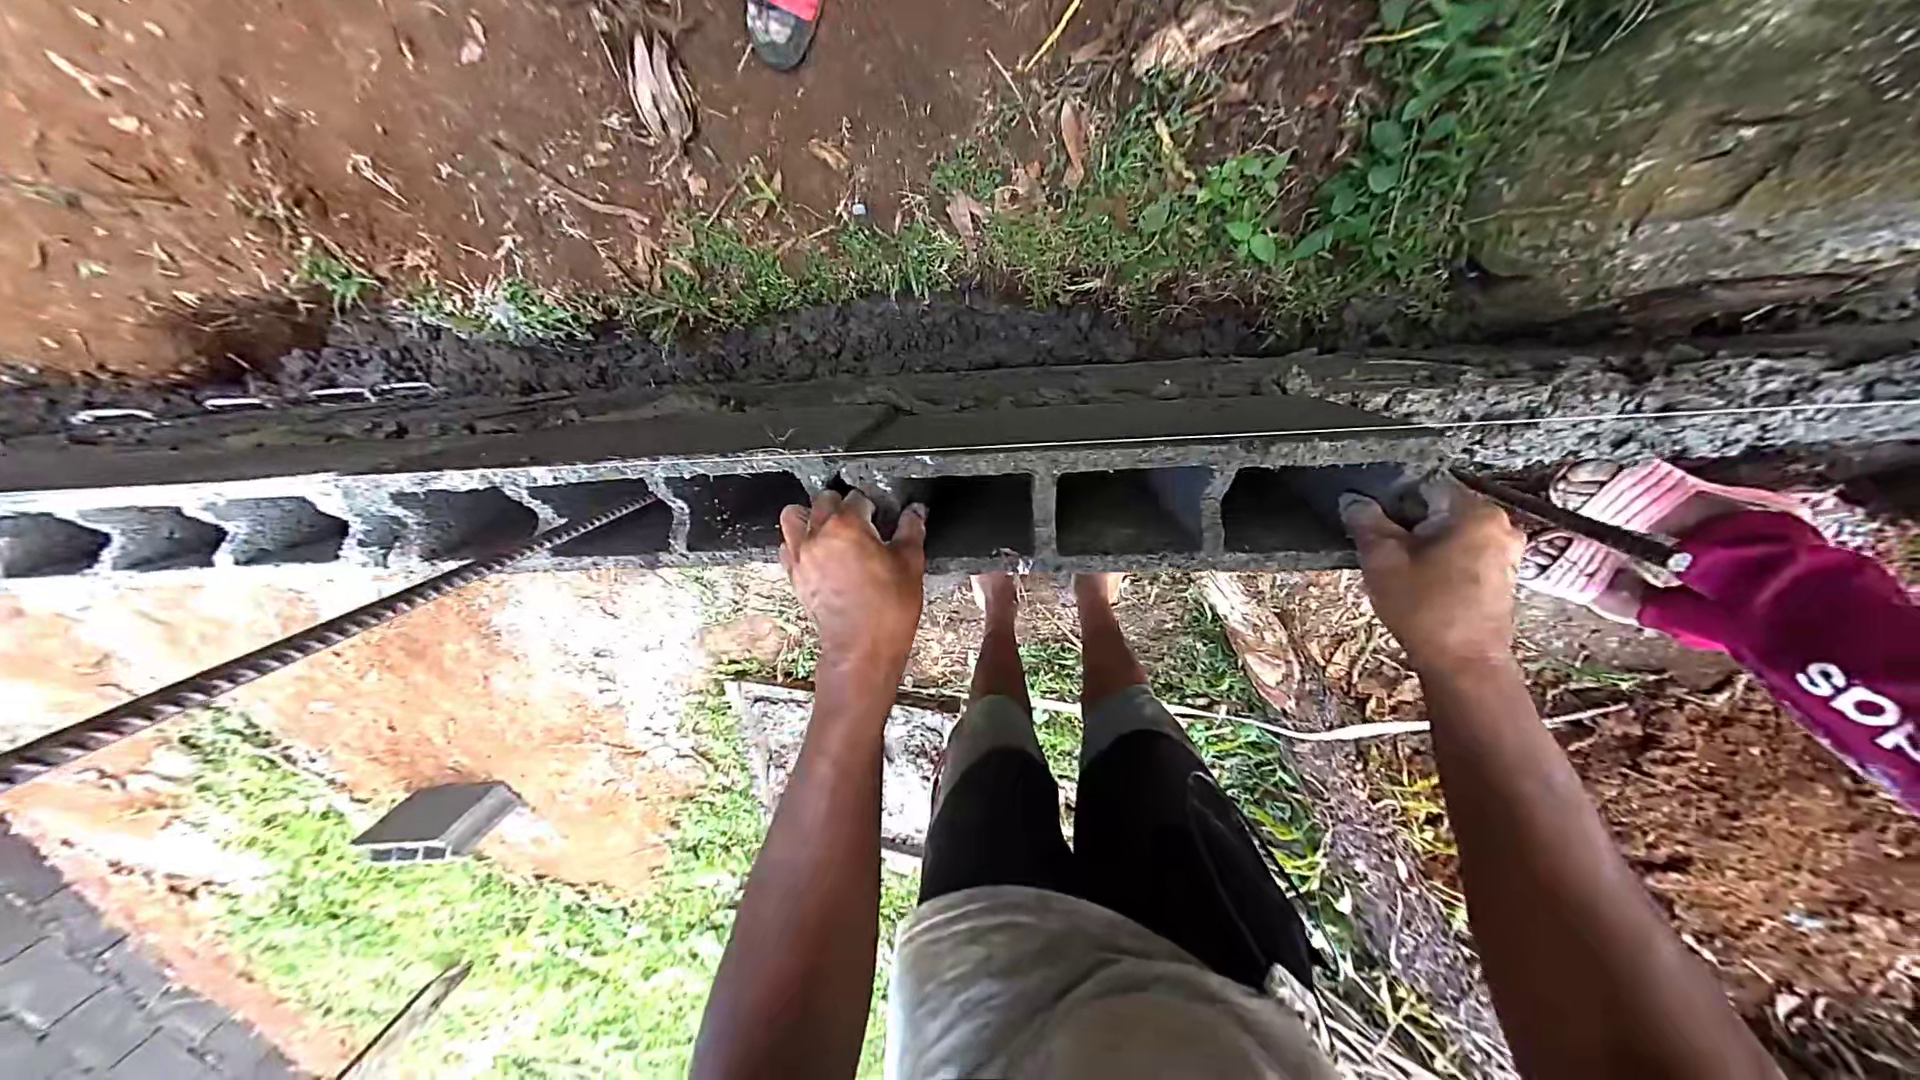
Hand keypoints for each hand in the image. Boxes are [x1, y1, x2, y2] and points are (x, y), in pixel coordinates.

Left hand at [779, 491, 927, 685]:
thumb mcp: (910, 562)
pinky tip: (821, 553)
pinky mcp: (795, 576)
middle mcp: (818, 536)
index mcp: (847, 525)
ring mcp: (801, 556)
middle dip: (841, 504)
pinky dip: (800, 543)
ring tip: (832, 529)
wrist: (862, 648)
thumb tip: (915, 513)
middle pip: (822, 500)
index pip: (857, 497)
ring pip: (794, 517)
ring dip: (812, 517)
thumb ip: (911, 530)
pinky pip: (788, 546)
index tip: (882, 513)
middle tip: (860, 519)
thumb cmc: (886, 610)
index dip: (873, 504)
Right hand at [1341, 474, 1523, 671]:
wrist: (1462, 661)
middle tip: (1378, 547)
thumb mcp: (1381, 558)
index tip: (1368, 520)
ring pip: (1448, 531)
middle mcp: (1500, 524)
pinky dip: (1437, 558)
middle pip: (1438, 507)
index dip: (1389, 498)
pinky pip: (1461, 551)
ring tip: (1395, 566)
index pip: (1424, 484)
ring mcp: (1506, 551)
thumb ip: (1365, 521)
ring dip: (1419, 542)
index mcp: (1476, 511)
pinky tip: (1417, 580)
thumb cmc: (1423, 606)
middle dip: (1404, 523)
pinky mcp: (1502, 574)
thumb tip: (1352, 500)